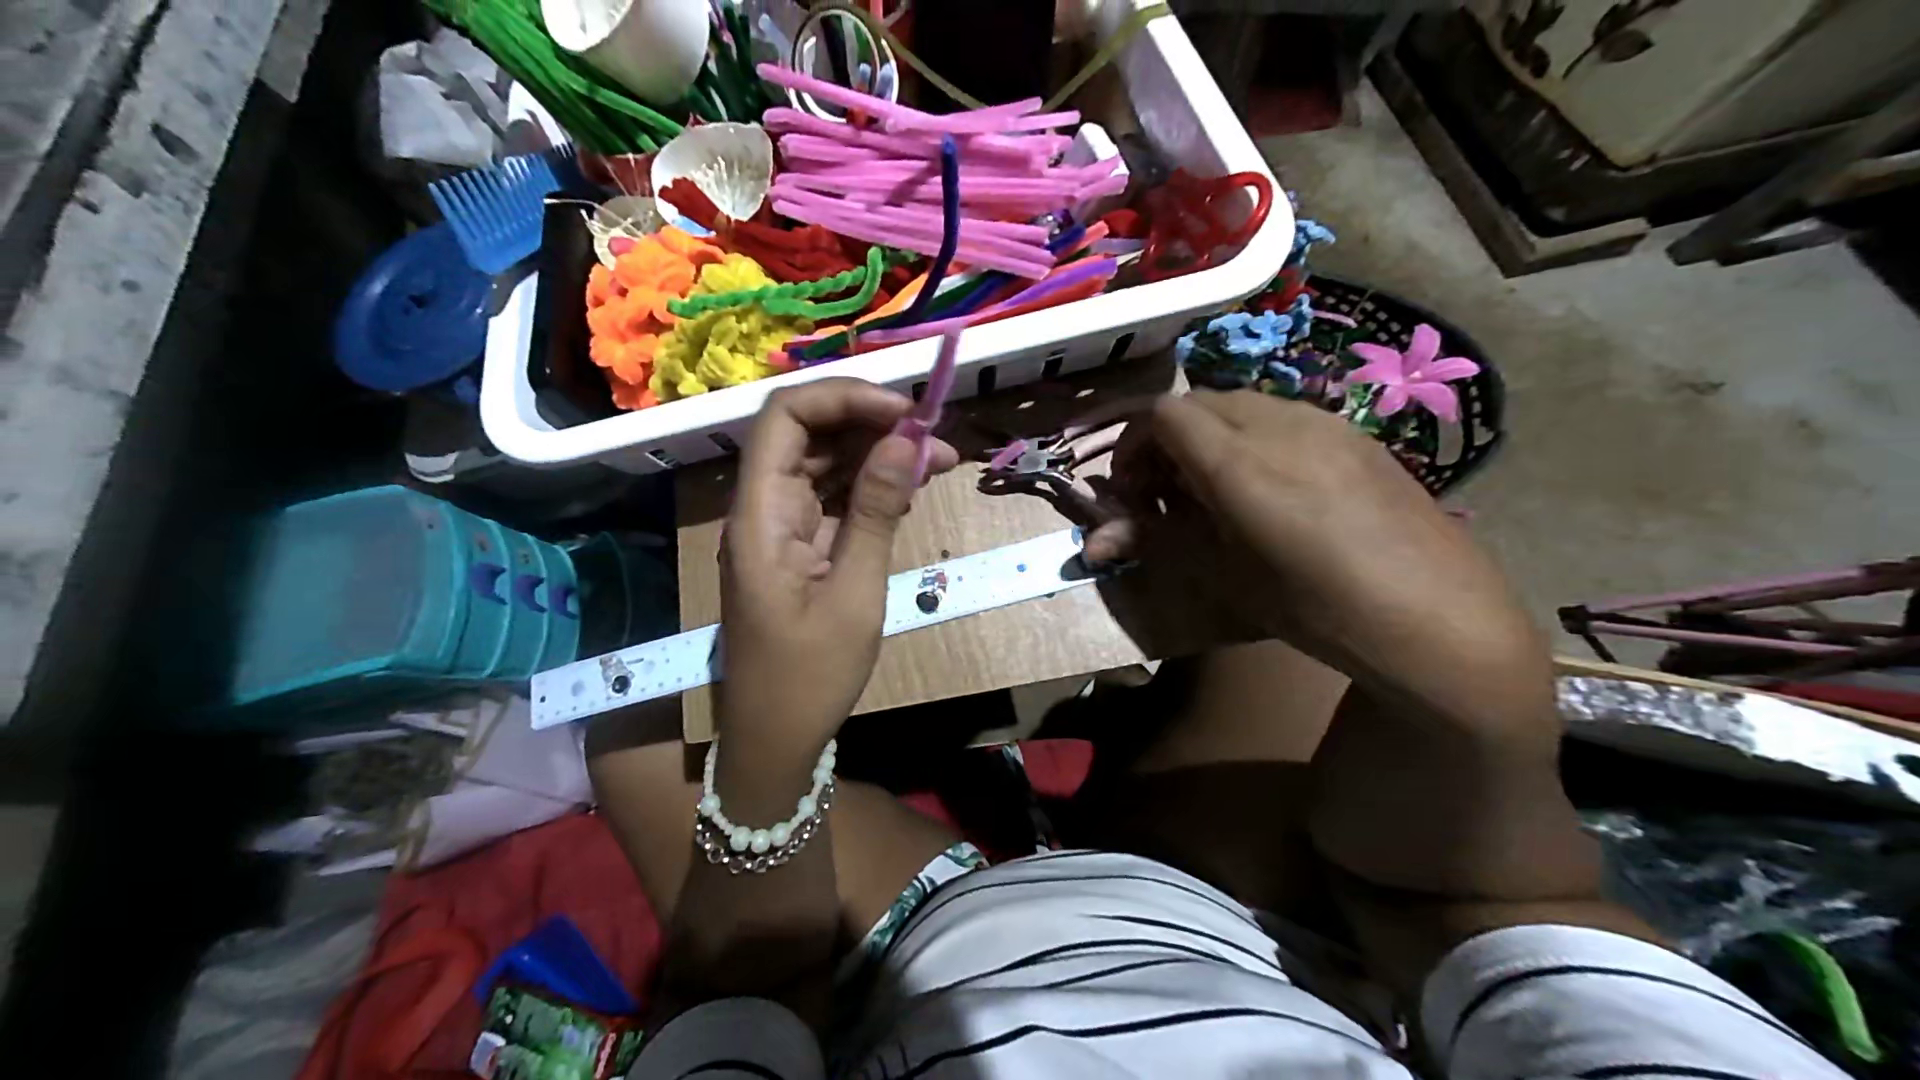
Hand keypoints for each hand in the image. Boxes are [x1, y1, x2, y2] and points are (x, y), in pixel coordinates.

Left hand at [717, 379, 957, 758]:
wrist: (776, 737)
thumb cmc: (811, 676)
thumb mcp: (855, 592)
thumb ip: (876, 511)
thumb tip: (907, 440)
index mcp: (761, 514)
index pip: (786, 416)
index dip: (844, 398)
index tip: (906, 413)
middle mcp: (763, 507)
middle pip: (807, 432)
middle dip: (870, 422)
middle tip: (934, 437)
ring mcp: (779, 526)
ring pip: (823, 461)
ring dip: (876, 452)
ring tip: (938, 460)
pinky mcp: (797, 546)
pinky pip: (831, 496)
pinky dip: (869, 485)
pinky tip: (910, 489)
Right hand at [1086, 390, 1549, 731]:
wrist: (1437, 617)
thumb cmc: (1317, 607)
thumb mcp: (1224, 576)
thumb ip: (1157, 541)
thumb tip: (1093, 543)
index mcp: (1239, 462)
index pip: (1163, 413)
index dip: (1133, 444)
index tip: (1132, 491)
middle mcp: (1279, 424)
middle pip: (1198, 402)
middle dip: (1167, 439)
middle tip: (1166, 493)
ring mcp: (1324, 422)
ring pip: (1240, 404)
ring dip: (1209, 435)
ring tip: (1216, 490)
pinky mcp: (1354, 433)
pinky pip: (1283, 416)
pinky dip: (1251, 437)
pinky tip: (1270, 486)